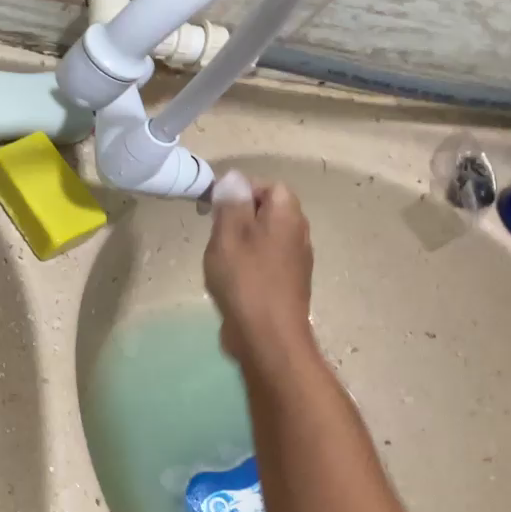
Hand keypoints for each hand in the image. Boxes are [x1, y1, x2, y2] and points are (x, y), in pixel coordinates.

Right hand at [204, 179, 315, 364]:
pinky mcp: (287, 282)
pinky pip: (266, 257)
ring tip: (218, 254)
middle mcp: (298, 233)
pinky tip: (230, 276)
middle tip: (212, 231)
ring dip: (241, 238)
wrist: (268, 334)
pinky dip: (247, 259)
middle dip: (238, 214)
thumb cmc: (244, 279)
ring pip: (266, 235)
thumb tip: (234, 177)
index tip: (213, 206)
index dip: (240, 190)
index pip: (268, 185)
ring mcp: (295, 260)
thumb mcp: (229, 234)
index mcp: (286, 216)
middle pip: (268, 209)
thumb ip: (231, 203)